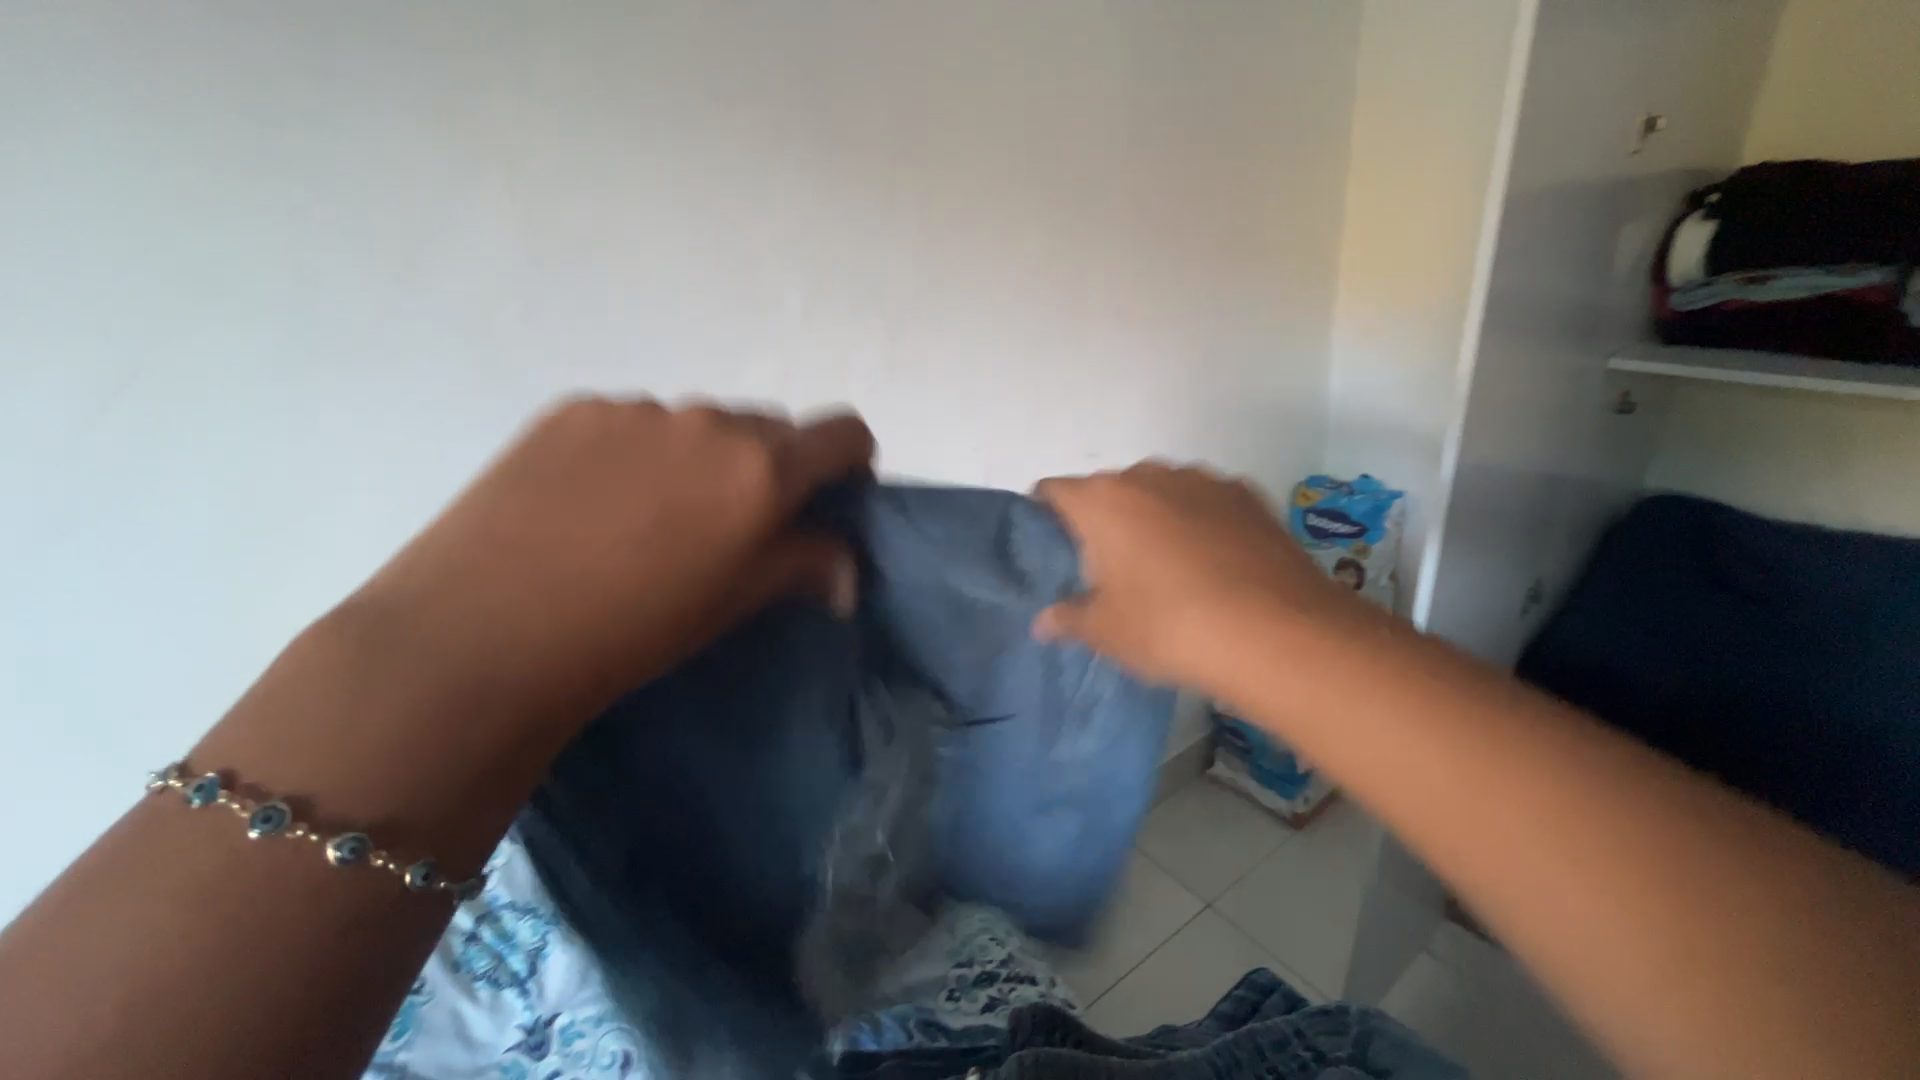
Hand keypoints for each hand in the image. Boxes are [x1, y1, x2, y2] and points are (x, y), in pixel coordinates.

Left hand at [347, 397, 872, 715]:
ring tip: (650, 522)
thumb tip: (845, 567)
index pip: (844, 432)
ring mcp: (636, 409)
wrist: (483, 633)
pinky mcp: (573, 410)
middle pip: (770, 427)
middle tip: (733, 528)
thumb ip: (804, 566)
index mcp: (761, 468)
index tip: (829, 501)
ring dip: (702, 460)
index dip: (850, 463)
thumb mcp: (734, 604)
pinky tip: (595, 506)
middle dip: (772, 468)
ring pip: (700, 425)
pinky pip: (636, 422)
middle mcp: (708, 420)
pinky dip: (640, 454)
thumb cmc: (633, 632)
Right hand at [1032, 463, 1385, 688]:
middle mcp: (1148, 475)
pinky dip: (1200, 523)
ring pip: (1161, 492)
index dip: (1044, 517)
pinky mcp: (1249, 494)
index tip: (1053, 550)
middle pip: (1109, 490)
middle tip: (1111, 571)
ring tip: (1169, 569)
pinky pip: (1206, 502)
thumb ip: (1068, 618)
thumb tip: (1042, 621)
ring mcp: (1203, 480)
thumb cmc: (1169, 627)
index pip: (1052, 491)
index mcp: (1102, 501)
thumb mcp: (1107, 633)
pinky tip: (1215, 565)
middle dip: (1104, 521)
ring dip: (1155, 518)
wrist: (1277, 632)